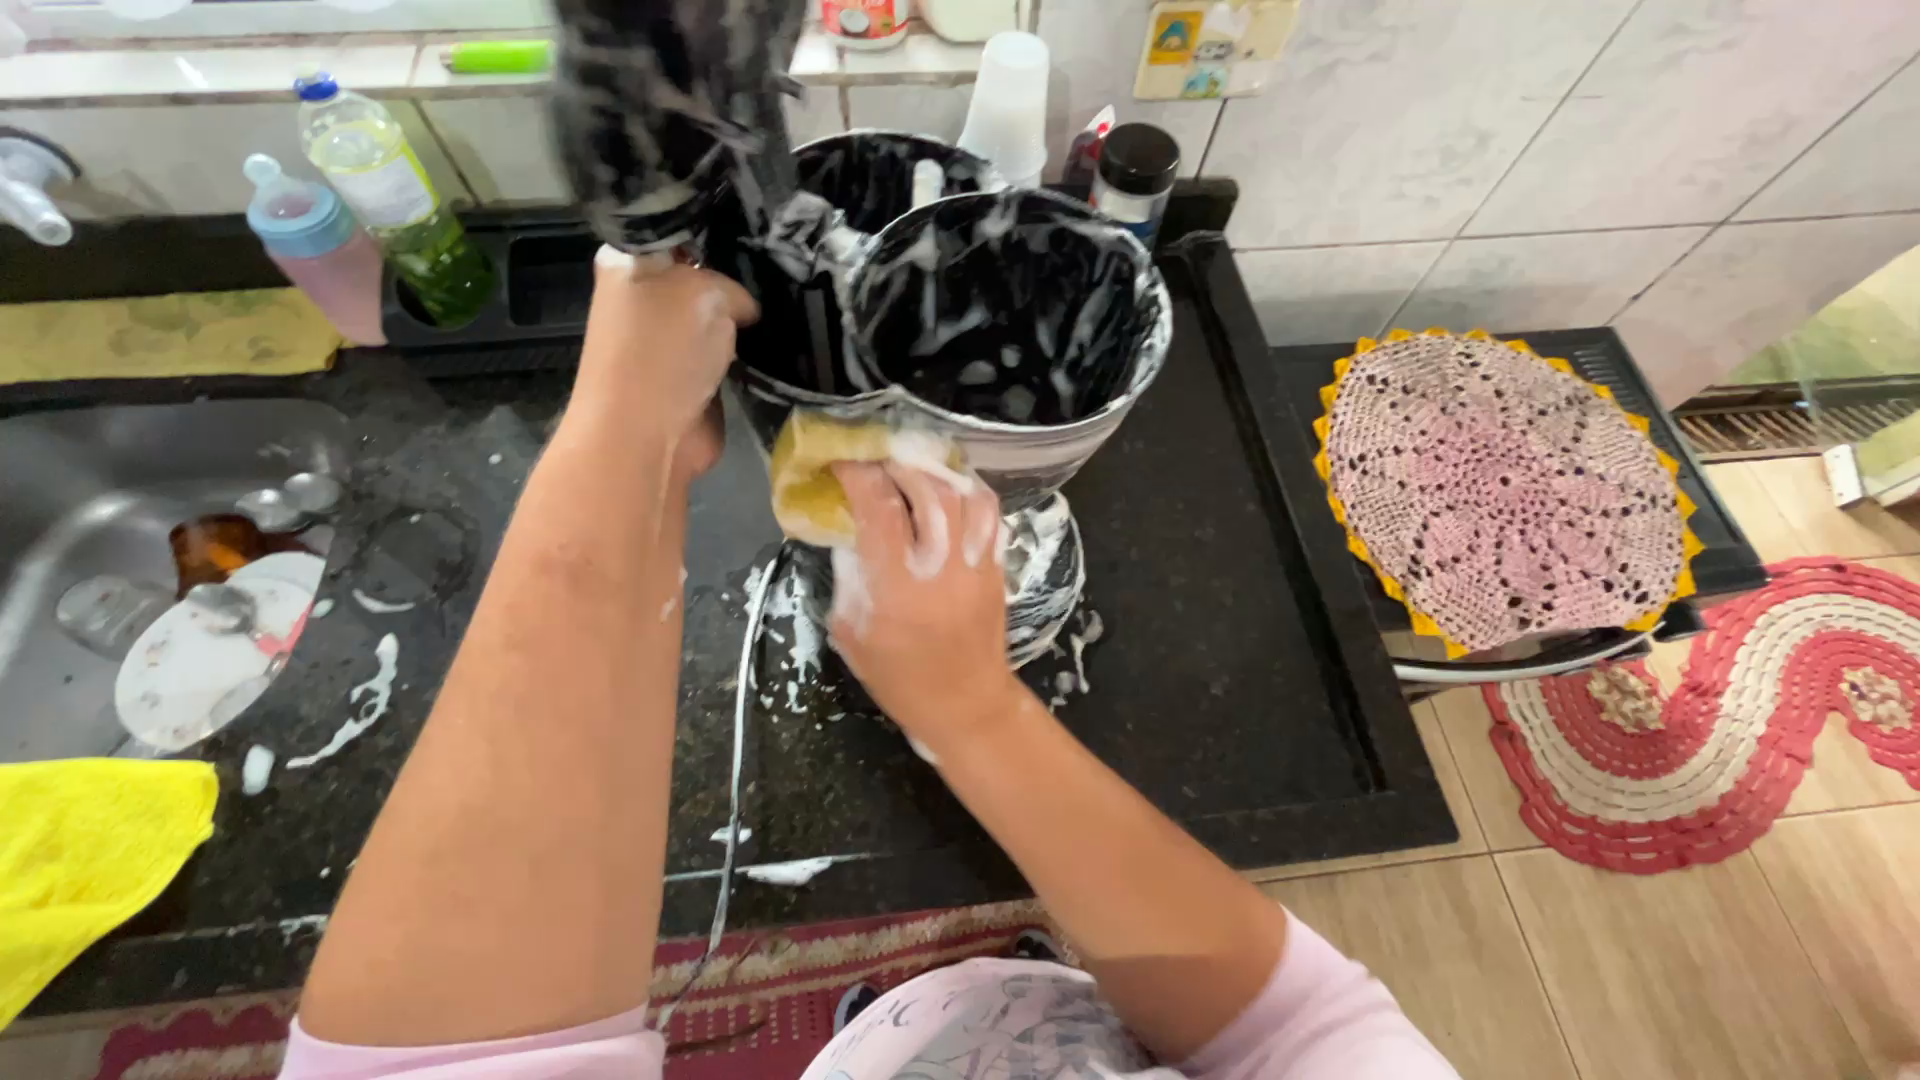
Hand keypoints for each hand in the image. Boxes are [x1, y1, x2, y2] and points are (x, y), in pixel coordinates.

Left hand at [572, 249, 757, 472]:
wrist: (647, 436)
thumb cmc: (662, 350)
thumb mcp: (703, 290)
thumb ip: (731, 287)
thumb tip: (745, 311)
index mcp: (629, 265)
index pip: (677, 233)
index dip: (716, 234)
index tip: (759, 237)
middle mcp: (647, 301)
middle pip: (702, 278)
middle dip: (738, 281)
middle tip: (779, 275)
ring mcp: (671, 344)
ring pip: (720, 319)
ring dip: (746, 322)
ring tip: (786, 310)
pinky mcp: (693, 380)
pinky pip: (730, 357)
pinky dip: (750, 356)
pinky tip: (778, 345)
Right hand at [828, 461, 1021, 758]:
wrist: (964, 703)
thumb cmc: (898, 676)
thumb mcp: (851, 631)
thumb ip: (848, 576)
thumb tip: (847, 527)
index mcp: (896, 587)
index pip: (879, 509)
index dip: (859, 475)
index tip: (844, 462)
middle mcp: (940, 567)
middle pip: (927, 491)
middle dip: (898, 464)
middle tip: (878, 459)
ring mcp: (977, 565)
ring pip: (966, 495)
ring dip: (936, 472)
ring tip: (914, 467)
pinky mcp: (999, 568)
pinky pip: (992, 515)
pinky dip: (970, 492)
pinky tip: (951, 488)